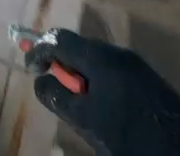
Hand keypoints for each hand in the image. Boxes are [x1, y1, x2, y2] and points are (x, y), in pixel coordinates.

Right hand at [26, 29, 179, 155]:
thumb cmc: (131, 140)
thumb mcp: (87, 122)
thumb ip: (58, 97)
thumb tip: (41, 80)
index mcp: (101, 58)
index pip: (59, 39)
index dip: (39, 51)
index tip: (30, 71)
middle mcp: (118, 54)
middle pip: (78, 47)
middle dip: (61, 64)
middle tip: (54, 88)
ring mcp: (137, 66)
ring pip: (96, 61)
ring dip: (80, 75)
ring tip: (78, 104)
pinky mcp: (150, 81)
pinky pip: (113, 72)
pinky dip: (99, 82)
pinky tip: (102, 108)